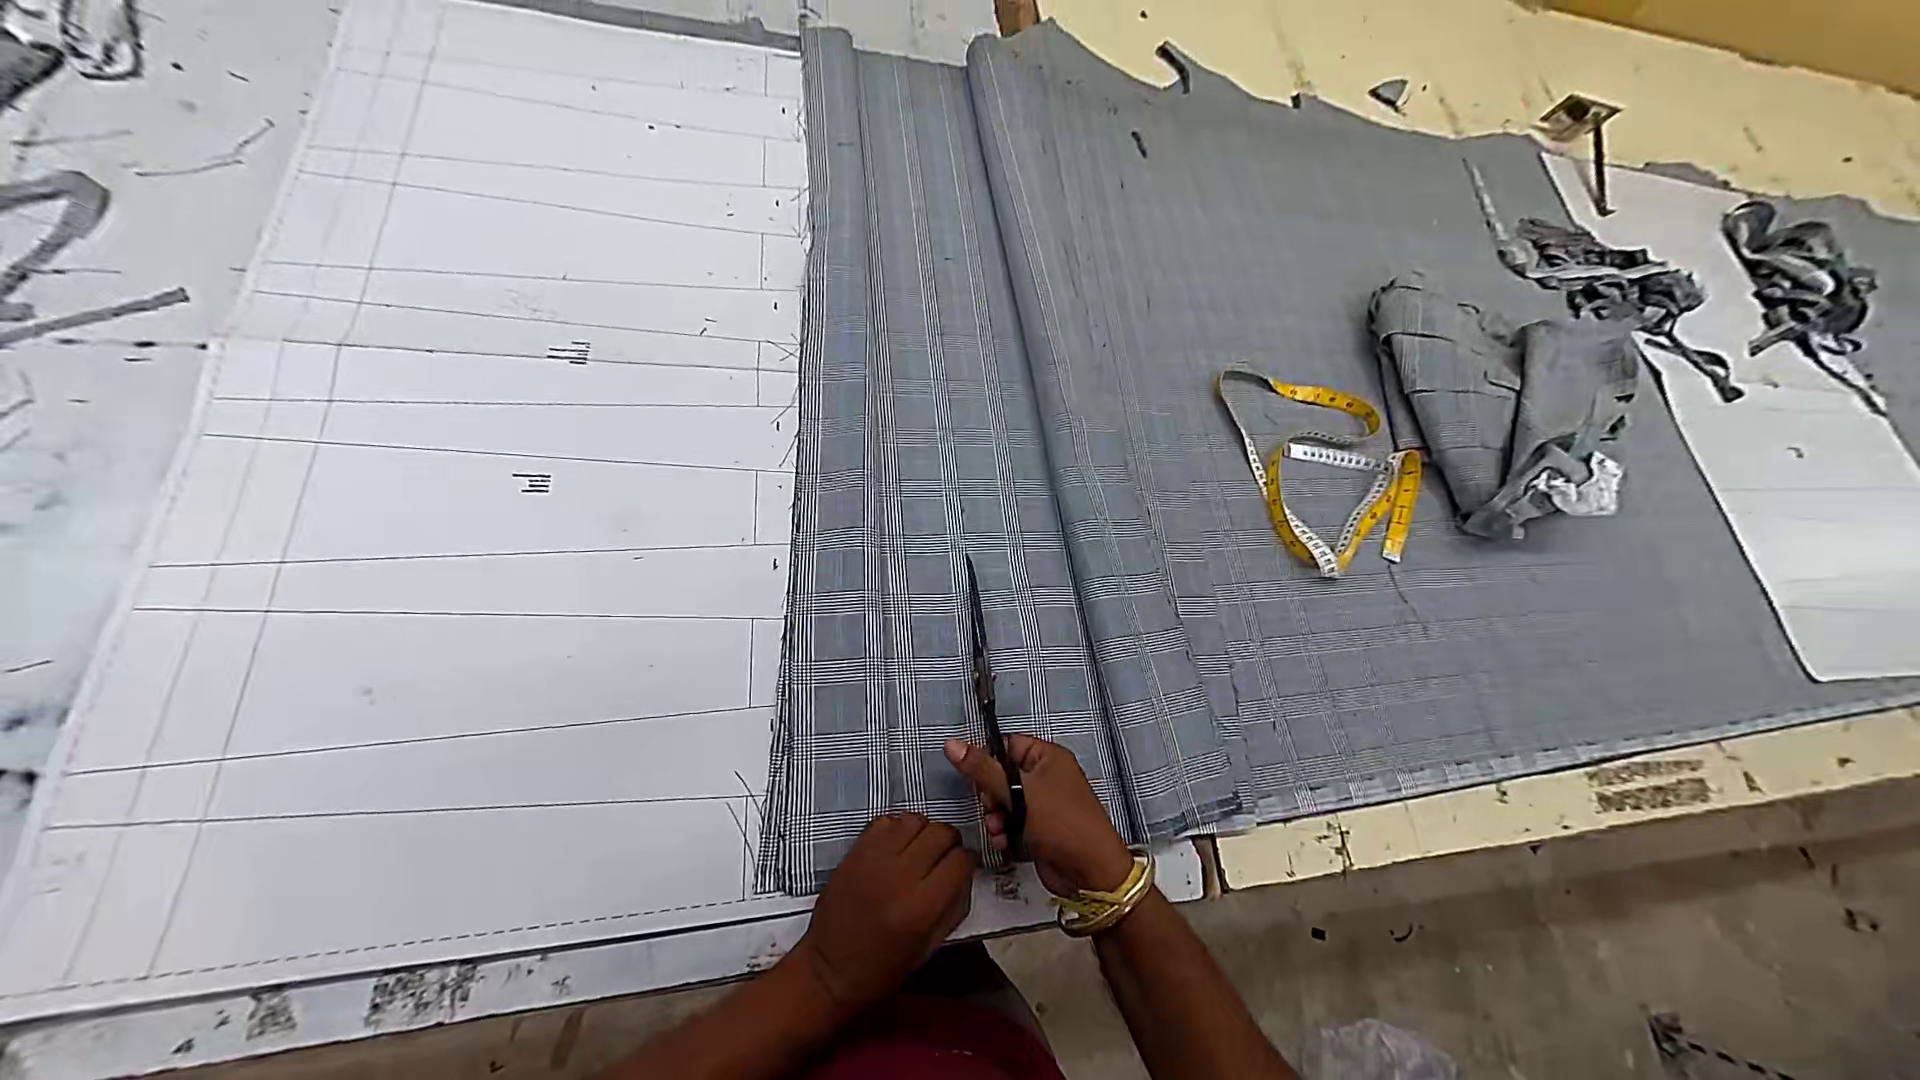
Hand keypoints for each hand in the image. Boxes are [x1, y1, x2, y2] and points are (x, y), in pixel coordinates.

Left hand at [789, 812, 974, 1016]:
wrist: (828, 968)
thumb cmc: (881, 968)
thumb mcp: (928, 948)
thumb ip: (953, 908)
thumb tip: (966, 874)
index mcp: (922, 908)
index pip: (960, 861)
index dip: (969, 861)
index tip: (965, 866)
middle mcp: (900, 876)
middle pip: (941, 833)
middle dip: (950, 842)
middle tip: (945, 855)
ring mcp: (875, 859)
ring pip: (915, 820)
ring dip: (924, 831)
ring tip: (920, 848)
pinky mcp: (856, 851)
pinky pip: (886, 820)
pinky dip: (897, 828)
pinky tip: (896, 846)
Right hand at [945, 735, 1134, 896]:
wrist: (1090, 873)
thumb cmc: (1060, 822)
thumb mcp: (1019, 792)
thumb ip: (983, 769)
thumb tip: (951, 744)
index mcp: (1048, 757)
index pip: (1008, 745)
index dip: (989, 759)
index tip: (974, 774)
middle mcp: (1046, 776)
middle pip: (1002, 775)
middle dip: (991, 794)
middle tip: (992, 804)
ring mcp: (1043, 804)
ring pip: (1004, 801)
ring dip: (995, 815)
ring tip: (998, 827)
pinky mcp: (1039, 828)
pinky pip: (1012, 821)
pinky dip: (1005, 830)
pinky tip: (1004, 840)